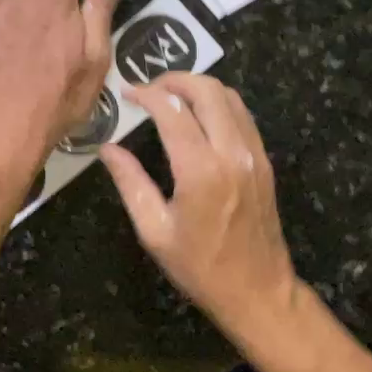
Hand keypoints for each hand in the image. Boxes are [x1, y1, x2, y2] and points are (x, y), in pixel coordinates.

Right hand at [100, 73, 300, 337]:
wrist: (258, 291)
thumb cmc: (200, 268)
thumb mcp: (154, 231)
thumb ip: (130, 183)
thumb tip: (108, 148)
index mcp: (200, 170)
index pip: (172, 110)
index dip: (146, 93)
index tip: (126, 92)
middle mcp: (232, 153)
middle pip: (207, 90)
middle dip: (175, 79)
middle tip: (149, 88)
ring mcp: (254, 154)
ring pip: (230, 96)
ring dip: (199, 88)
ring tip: (171, 97)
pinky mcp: (264, 161)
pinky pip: (242, 115)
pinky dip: (218, 103)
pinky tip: (198, 117)